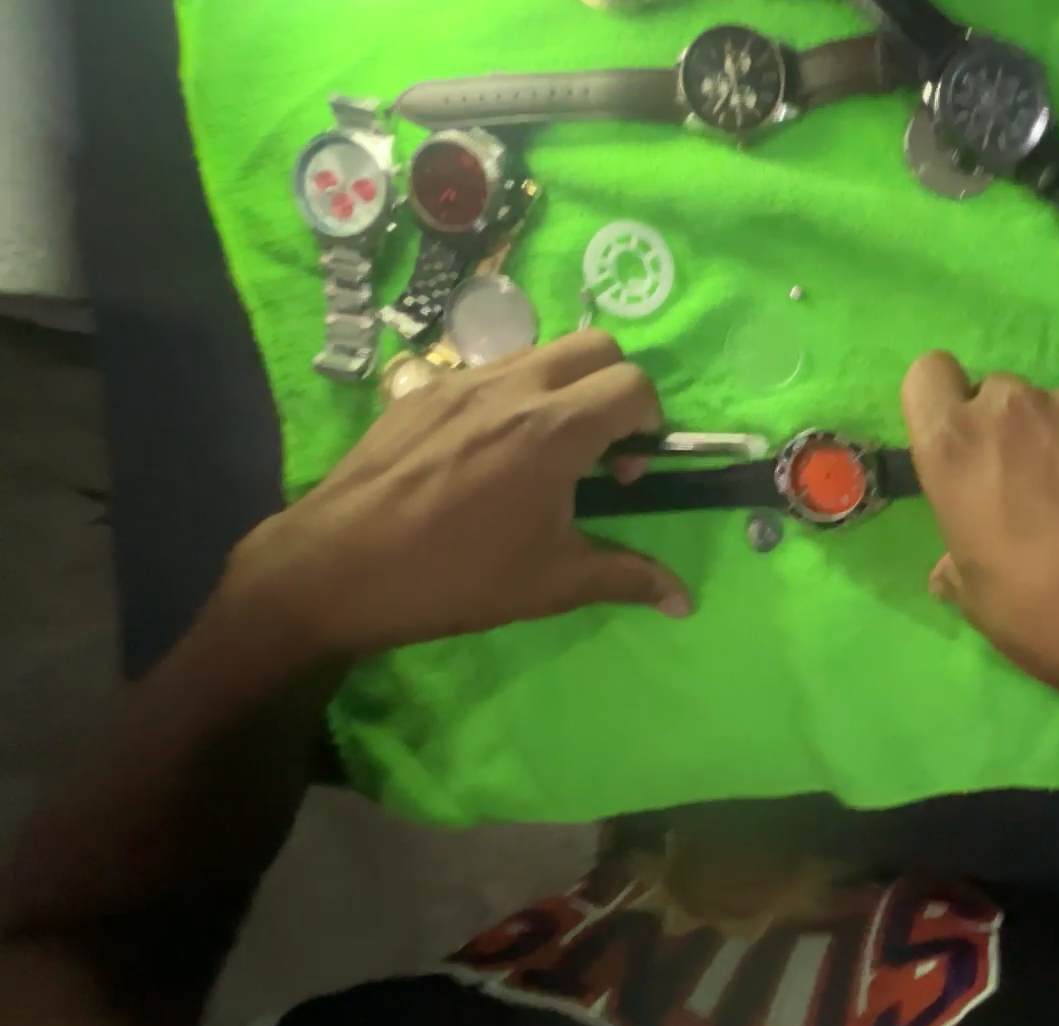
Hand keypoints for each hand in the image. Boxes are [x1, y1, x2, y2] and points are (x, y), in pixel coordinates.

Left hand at [218, 331, 688, 659]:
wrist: (329, 571)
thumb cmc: (456, 576)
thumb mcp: (555, 583)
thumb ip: (630, 578)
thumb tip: (686, 603)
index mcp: (553, 431)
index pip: (634, 385)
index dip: (648, 423)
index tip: (625, 471)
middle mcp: (512, 388)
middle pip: (598, 346)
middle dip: (619, 388)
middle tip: (601, 444)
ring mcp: (461, 381)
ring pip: (543, 351)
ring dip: (569, 388)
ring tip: (547, 447)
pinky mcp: (422, 388)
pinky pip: (493, 368)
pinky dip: (518, 394)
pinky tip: (492, 450)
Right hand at [901, 352, 1058, 708]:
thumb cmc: (1040, 612)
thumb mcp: (975, 597)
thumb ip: (955, 562)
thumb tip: (950, 568)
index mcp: (955, 445)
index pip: (927, 374)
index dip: (942, 404)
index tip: (960, 444)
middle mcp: (1011, 406)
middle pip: (997, 392)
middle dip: (1008, 429)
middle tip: (1030, 485)